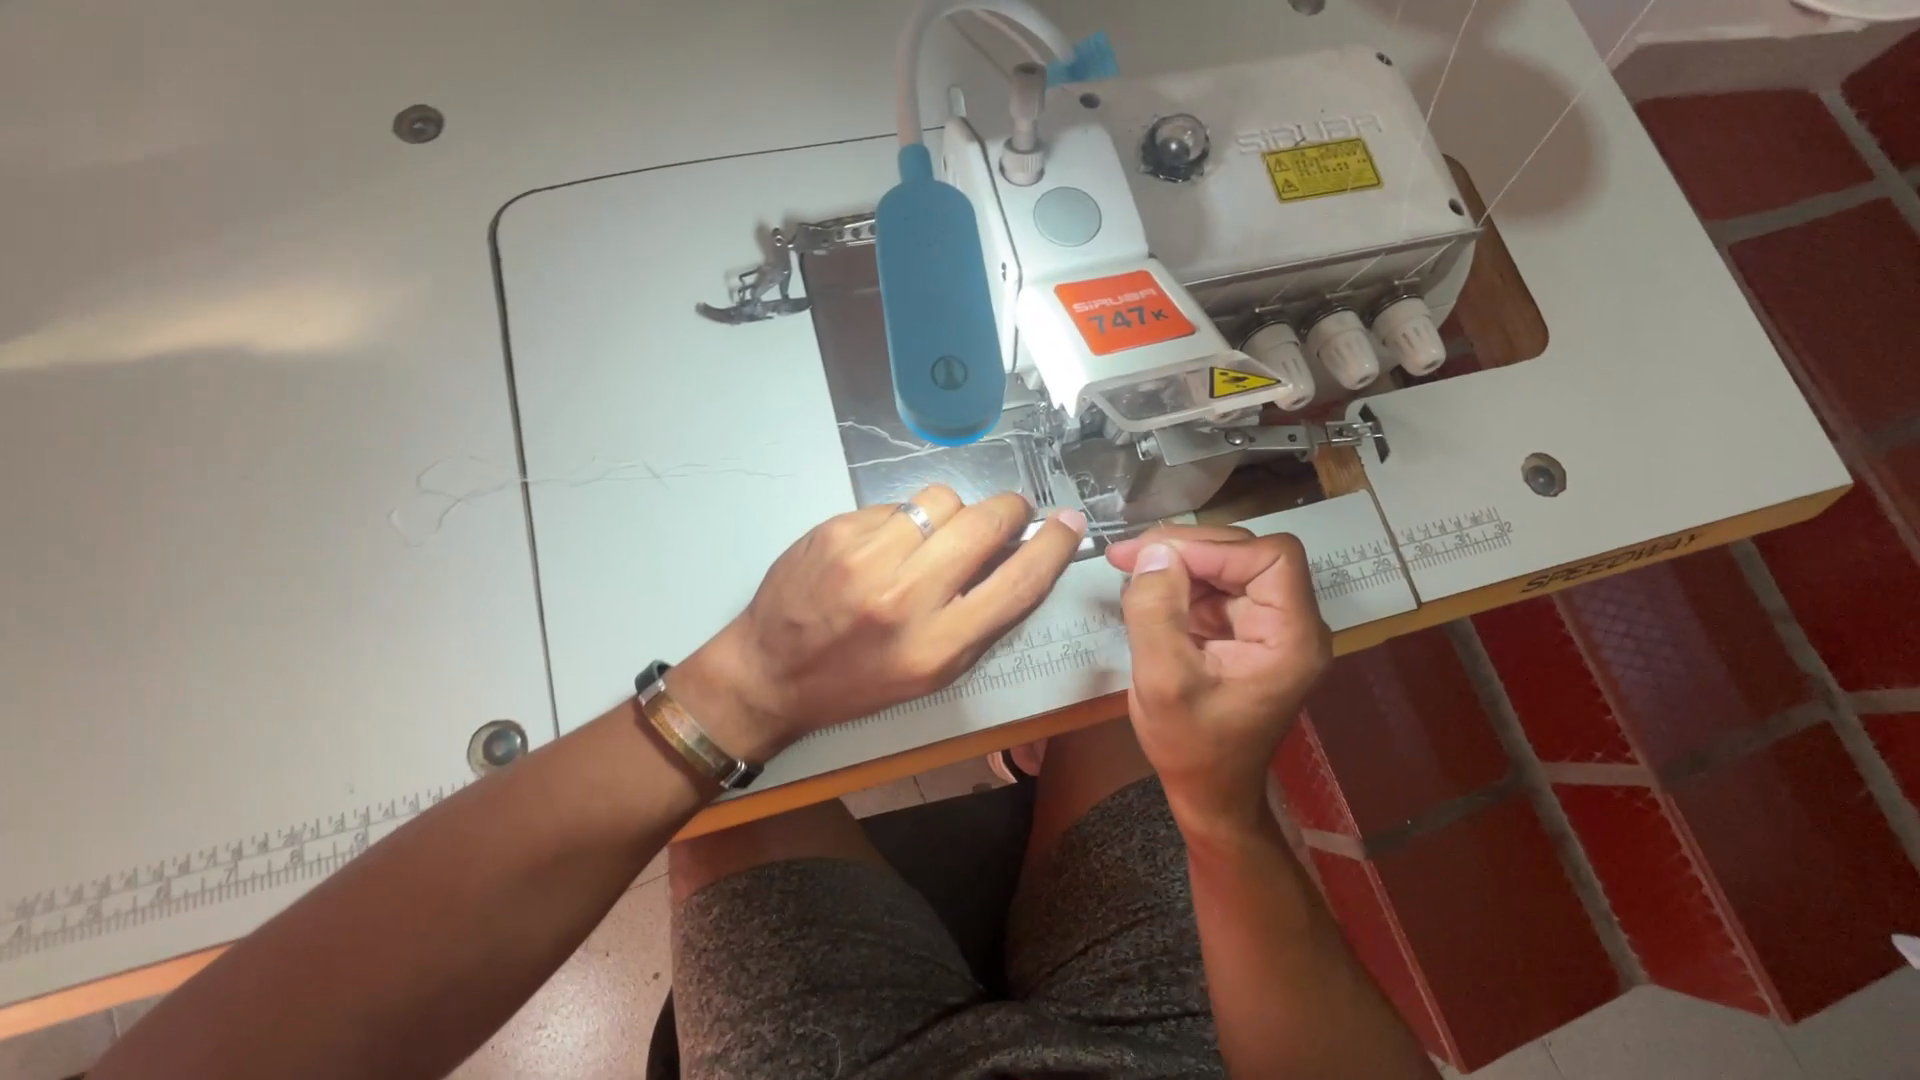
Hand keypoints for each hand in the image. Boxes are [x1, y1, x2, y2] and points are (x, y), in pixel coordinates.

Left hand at [671, 486, 1086, 761]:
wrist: (770, 672)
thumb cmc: (858, 682)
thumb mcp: (930, 673)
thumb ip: (979, 618)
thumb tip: (1019, 555)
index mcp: (936, 647)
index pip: (1016, 583)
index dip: (1053, 546)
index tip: (1068, 523)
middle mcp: (905, 598)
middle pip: (985, 524)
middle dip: (1008, 510)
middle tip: (1007, 516)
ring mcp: (865, 558)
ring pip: (941, 499)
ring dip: (952, 512)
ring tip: (934, 536)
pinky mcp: (835, 530)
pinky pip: (895, 504)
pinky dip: (903, 519)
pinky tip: (884, 545)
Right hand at [1107, 525, 1331, 837]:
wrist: (1208, 793)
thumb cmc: (1191, 746)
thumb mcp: (1162, 680)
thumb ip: (1155, 611)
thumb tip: (1151, 552)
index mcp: (1292, 638)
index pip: (1270, 559)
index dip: (1212, 548)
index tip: (1155, 557)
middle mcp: (1293, 625)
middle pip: (1249, 555)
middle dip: (1188, 549)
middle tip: (1129, 554)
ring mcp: (1270, 628)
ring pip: (1229, 567)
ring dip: (1179, 563)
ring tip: (1130, 568)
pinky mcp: (1246, 632)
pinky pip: (1217, 588)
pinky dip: (1180, 583)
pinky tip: (1147, 591)